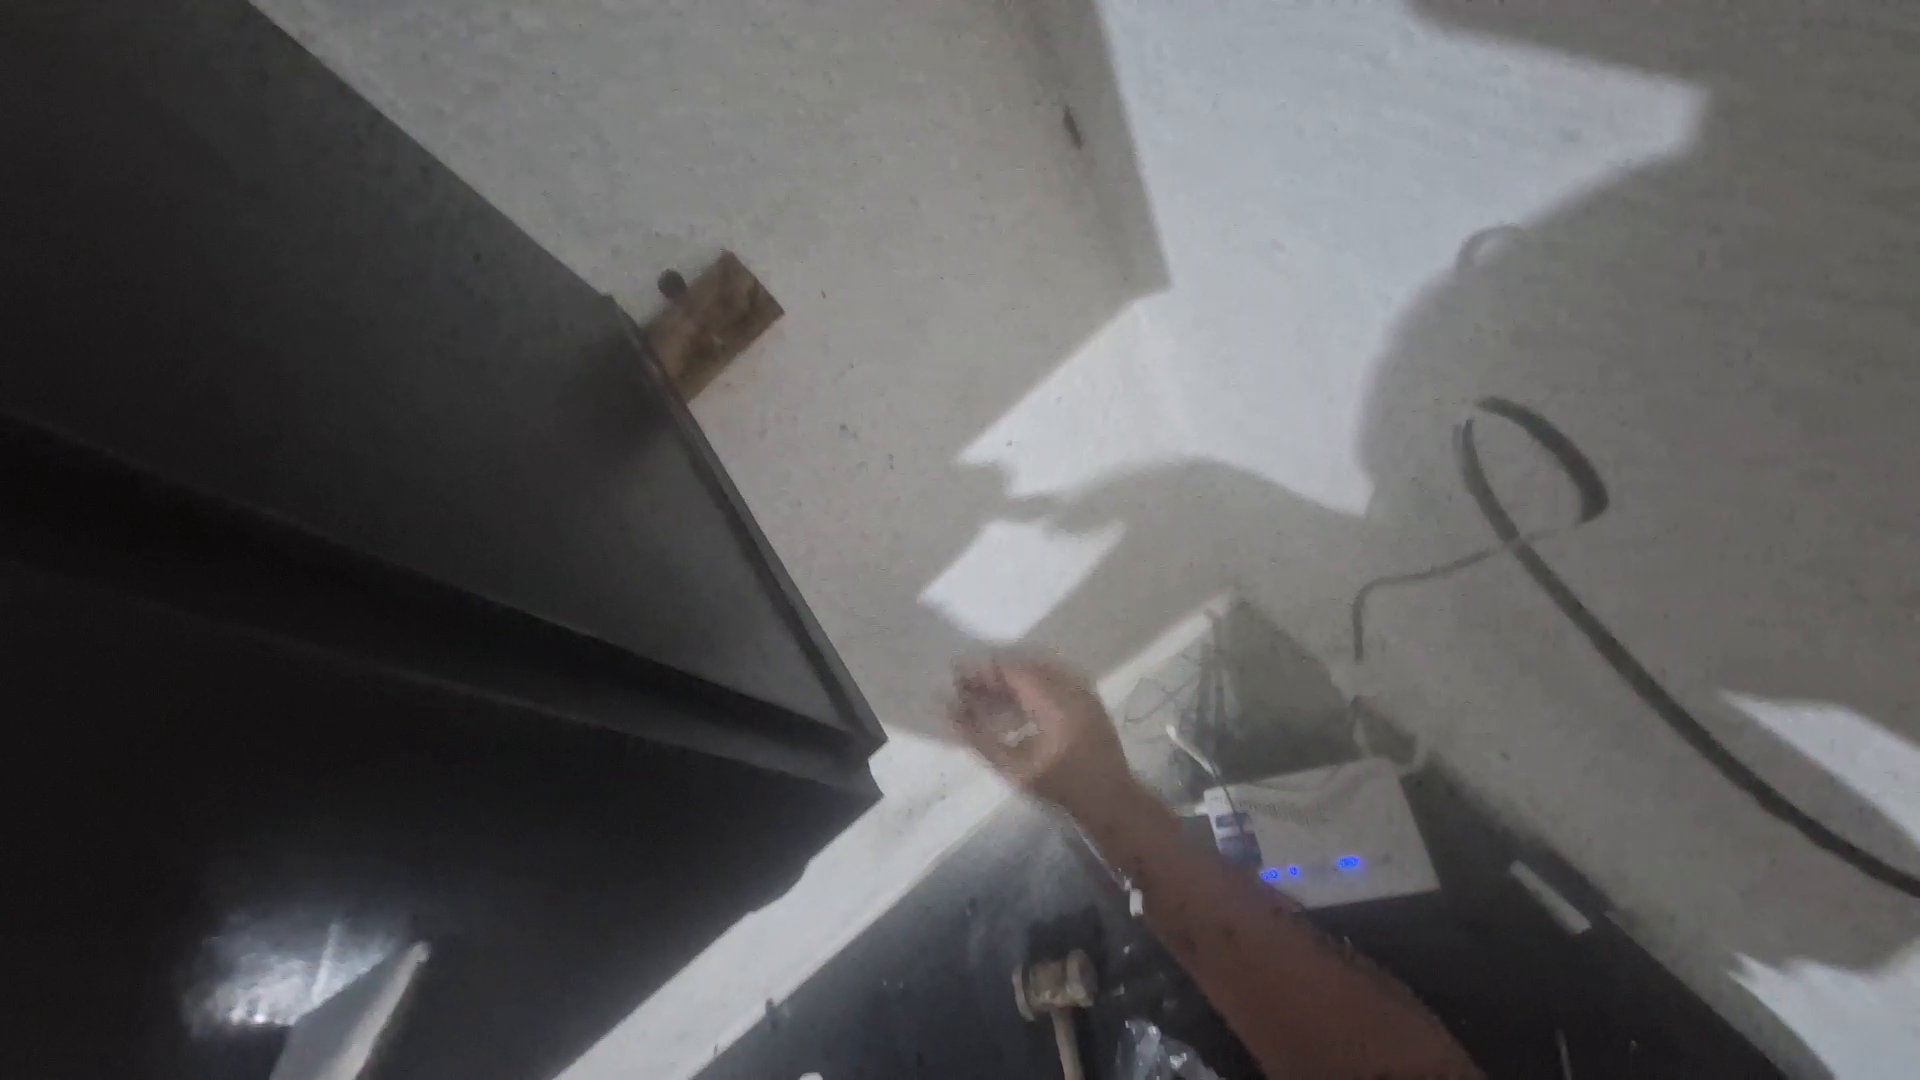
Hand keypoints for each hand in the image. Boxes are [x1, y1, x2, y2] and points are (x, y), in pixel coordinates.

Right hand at [950, 654, 1133, 816]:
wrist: (1110, 799)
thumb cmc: (1059, 785)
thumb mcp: (1012, 767)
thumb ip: (978, 736)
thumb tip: (949, 711)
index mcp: (1051, 699)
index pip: (1009, 668)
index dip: (980, 669)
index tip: (956, 675)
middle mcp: (1069, 685)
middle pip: (1022, 666)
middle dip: (992, 674)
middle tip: (967, 688)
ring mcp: (1082, 689)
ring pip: (1038, 670)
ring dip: (1010, 680)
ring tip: (987, 697)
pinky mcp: (1088, 698)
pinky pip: (1053, 678)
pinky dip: (1030, 685)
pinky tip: (1016, 706)